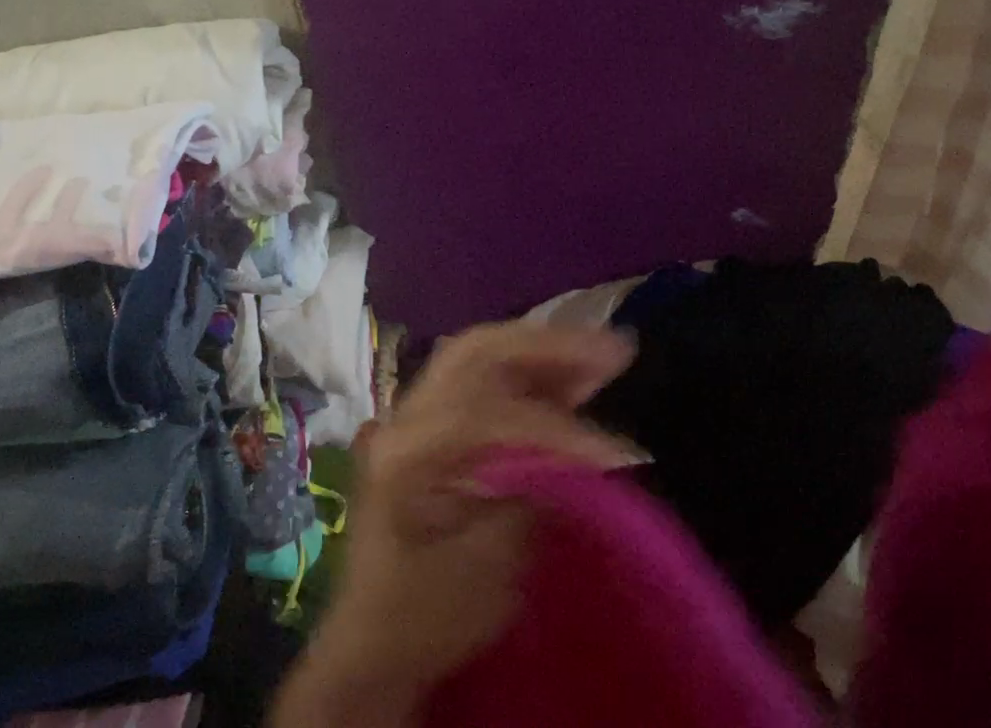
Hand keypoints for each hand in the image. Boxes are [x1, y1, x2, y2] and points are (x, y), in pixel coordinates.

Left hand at [270, 323, 636, 726]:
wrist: (373, 641)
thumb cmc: (420, 616)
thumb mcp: (481, 574)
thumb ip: (523, 504)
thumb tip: (571, 462)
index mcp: (405, 452)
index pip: (484, 415)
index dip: (555, 431)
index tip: (617, 457)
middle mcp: (403, 419)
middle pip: (475, 354)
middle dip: (547, 348)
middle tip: (613, 350)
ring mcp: (412, 419)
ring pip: (478, 360)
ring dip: (541, 354)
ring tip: (602, 356)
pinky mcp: (429, 431)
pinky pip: (480, 384)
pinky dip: (527, 376)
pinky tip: (569, 382)